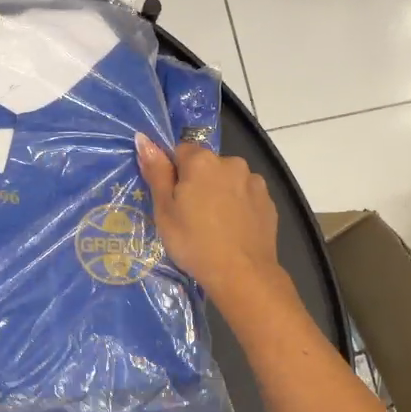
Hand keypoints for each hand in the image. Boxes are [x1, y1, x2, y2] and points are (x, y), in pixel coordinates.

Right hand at [135, 135, 288, 306]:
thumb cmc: (194, 243)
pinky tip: (232, 231)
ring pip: (228, 181)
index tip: (171, 200)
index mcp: (201, 161)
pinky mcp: (268, 201)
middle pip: (206, 166)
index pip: (179, 152)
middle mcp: (231, 162)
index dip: (172, 175)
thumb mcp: (165, 211)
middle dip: (198, 183)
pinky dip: (238, 207)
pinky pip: (246, 197)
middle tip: (190, 217)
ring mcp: (253, 181)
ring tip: (214, 227)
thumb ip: (156, 172)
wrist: (242, 273)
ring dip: (220, 194)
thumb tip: (143, 138)